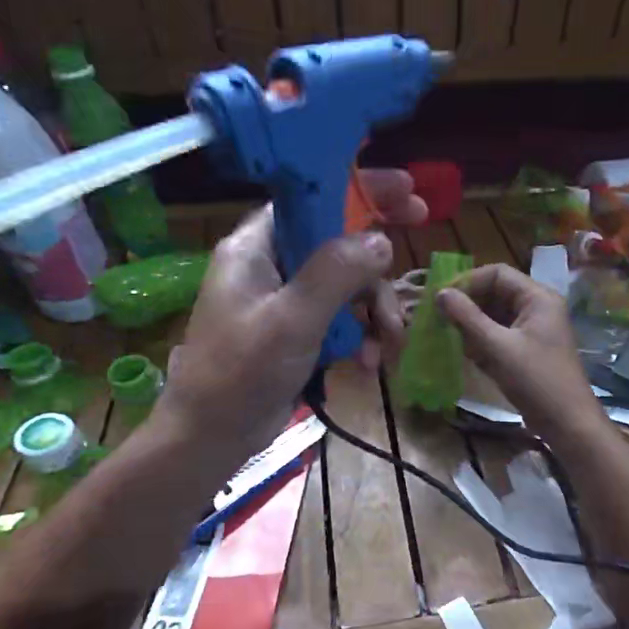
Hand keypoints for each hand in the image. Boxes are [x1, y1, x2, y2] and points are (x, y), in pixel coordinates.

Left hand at [158, 169, 421, 459]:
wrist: (210, 437)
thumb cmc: (239, 374)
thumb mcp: (291, 319)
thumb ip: (335, 273)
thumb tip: (379, 240)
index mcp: (254, 248)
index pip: (309, 197)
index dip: (358, 190)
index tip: (405, 191)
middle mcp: (268, 266)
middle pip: (334, 241)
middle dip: (374, 263)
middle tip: (418, 248)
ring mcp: (282, 302)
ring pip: (342, 285)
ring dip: (372, 309)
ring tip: (389, 341)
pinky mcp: (293, 334)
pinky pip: (336, 320)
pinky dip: (357, 336)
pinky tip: (369, 363)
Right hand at [435, 264, 600, 433]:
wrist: (567, 422)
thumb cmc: (535, 380)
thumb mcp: (496, 347)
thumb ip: (467, 317)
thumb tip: (440, 293)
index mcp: (538, 298)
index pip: (497, 273)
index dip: (467, 281)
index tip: (440, 298)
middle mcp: (537, 307)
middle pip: (495, 291)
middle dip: (467, 302)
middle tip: (439, 316)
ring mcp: (533, 328)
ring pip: (494, 313)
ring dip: (470, 321)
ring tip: (446, 333)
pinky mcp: (527, 348)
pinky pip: (498, 332)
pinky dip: (479, 337)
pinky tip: (464, 350)